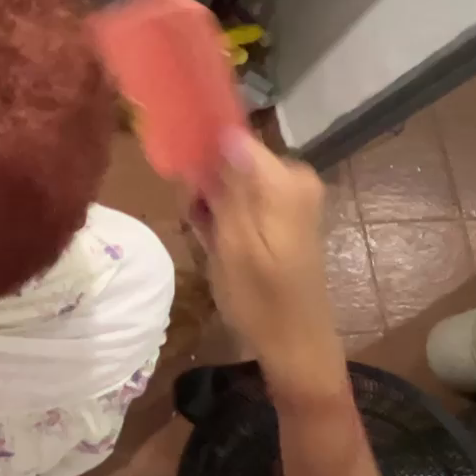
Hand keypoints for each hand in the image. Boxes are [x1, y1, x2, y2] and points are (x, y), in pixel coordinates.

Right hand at [202, 129, 346, 401]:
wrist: (295, 343)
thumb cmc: (260, 300)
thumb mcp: (235, 245)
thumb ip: (230, 188)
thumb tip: (226, 133)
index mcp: (284, 182)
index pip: (232, 141)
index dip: (201, 157)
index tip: (181, 185)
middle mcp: (293, 180)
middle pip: (230, 161)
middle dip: (204, 186)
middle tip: (195, 222)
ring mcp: (289, 198)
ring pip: (232, 183)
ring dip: (211, 206)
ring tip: (205, 238)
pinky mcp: (284, 215)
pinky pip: (243, 200)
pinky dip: (225, 218)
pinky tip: (215, 243)